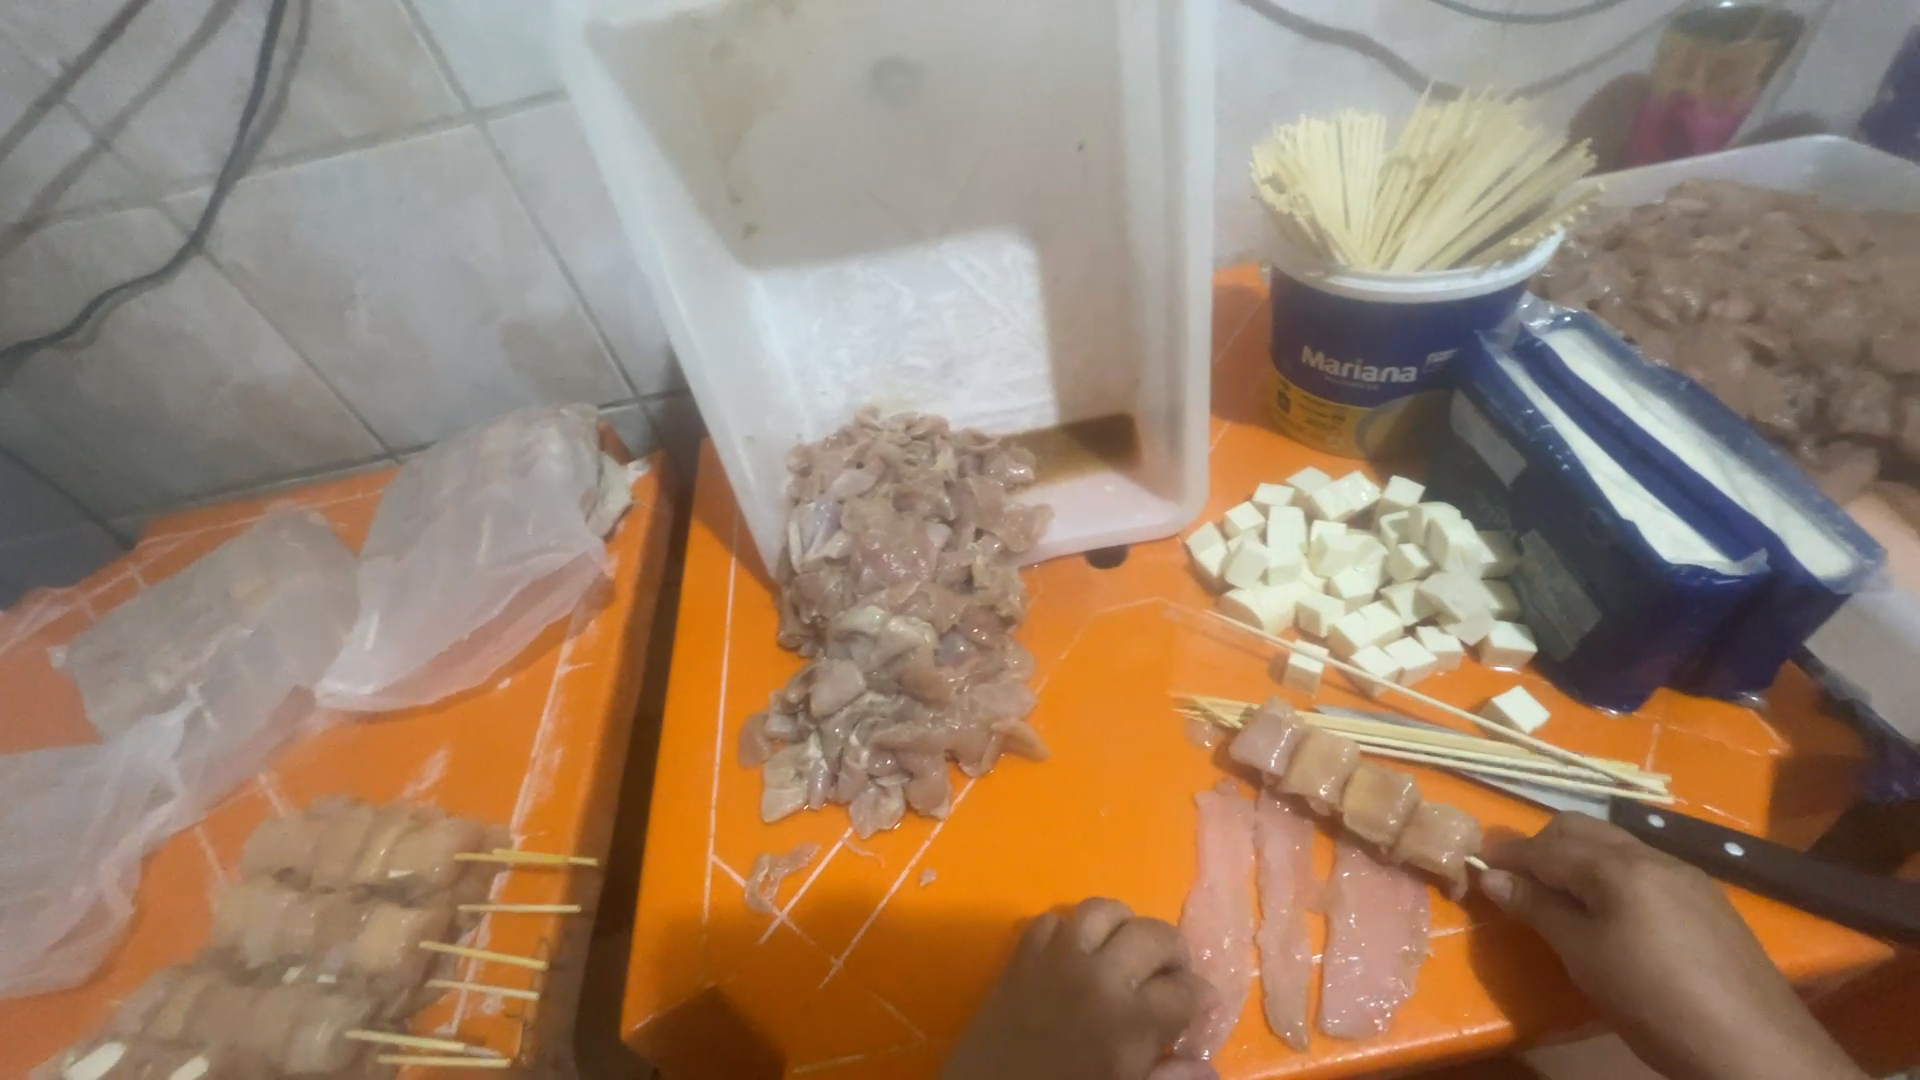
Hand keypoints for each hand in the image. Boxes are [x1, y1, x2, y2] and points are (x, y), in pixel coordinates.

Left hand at [943, 898, 1208, 1079]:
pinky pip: (1053, 918)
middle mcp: (1097, 977)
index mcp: (1129, 1023)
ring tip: (1126, 951)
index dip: (1199, 996)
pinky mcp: (1020, 955)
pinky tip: (1077, 955)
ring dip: (1123, 925)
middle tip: (1171, 975)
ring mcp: (1055, 959)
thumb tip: (1206, 1065)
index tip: (1199, 1005)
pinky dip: (1072, 928)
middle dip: (1172, 950)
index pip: (1184, 990)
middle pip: (1151, 934)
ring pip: (1102, 909)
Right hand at [1480, 813, 1865, 1079]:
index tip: (1476, 867)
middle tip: (1521, 883)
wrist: (1766, 1061)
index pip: (1543, 847)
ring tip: (1563, 899)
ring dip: (1578, 859)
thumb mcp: (1583, 957)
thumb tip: (1489, 877)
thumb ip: (1536, 909)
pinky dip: (1612, 876)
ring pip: (1614, 845)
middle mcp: (1654, 858)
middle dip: (1542, 846)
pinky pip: (1644, 869)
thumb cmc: (1657, 1002)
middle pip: (1580, 829)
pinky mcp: (1711, 904)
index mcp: (1619, 867)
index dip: (1505, 855)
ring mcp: (1689, 878)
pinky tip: (1613, 914)